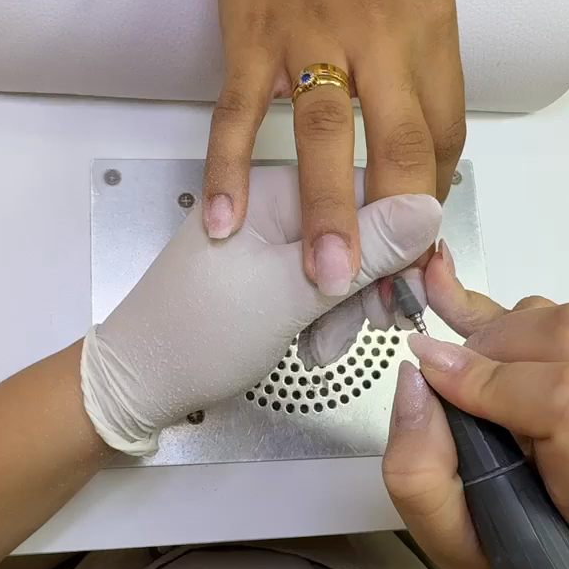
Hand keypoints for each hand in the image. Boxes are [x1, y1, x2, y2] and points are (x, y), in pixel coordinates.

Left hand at [83, 167, 440, 454]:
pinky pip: (316, 284)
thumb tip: (430, 207)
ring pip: (342, 263)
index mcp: (275, 186)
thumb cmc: (201, 332)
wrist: (138, 382)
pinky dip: (323, 316)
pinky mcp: (265, 274)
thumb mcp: (291, 291)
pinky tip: (312, 344)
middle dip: (369, 282)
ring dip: (345, 307)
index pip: (367, 190)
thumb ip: (366, 250)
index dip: (401, 241)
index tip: (413, 289)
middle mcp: (274, 203)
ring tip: (322, 346)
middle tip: (373, 324)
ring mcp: (268, 240)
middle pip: (359, 229)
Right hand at [195, 0, 465, 297]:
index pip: (446, 137)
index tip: (412, 253)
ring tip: (323, 279)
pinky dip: (231, 170)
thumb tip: (420, 161)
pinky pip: (240, 113)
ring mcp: (310, 33)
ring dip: (326, 215)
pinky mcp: (250, 35)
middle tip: (381, 292)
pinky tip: (226, 222)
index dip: (430, 204)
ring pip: (325, 136)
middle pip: (401, 144)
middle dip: (394, 229)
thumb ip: (421, 76)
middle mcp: (380, 30)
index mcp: (431, 26)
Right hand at [381, 244, 568, 568]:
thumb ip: (419, 471)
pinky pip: (568, 315)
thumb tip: (417, 375)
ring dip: (501, 332)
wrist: (564, 550)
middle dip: (490, 345)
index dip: (491, 377)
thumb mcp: (444, 538)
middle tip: (446, 378)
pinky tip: (450, 292)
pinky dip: (503, 308)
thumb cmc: (510, 554)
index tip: (428, 372)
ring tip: (468, 373)